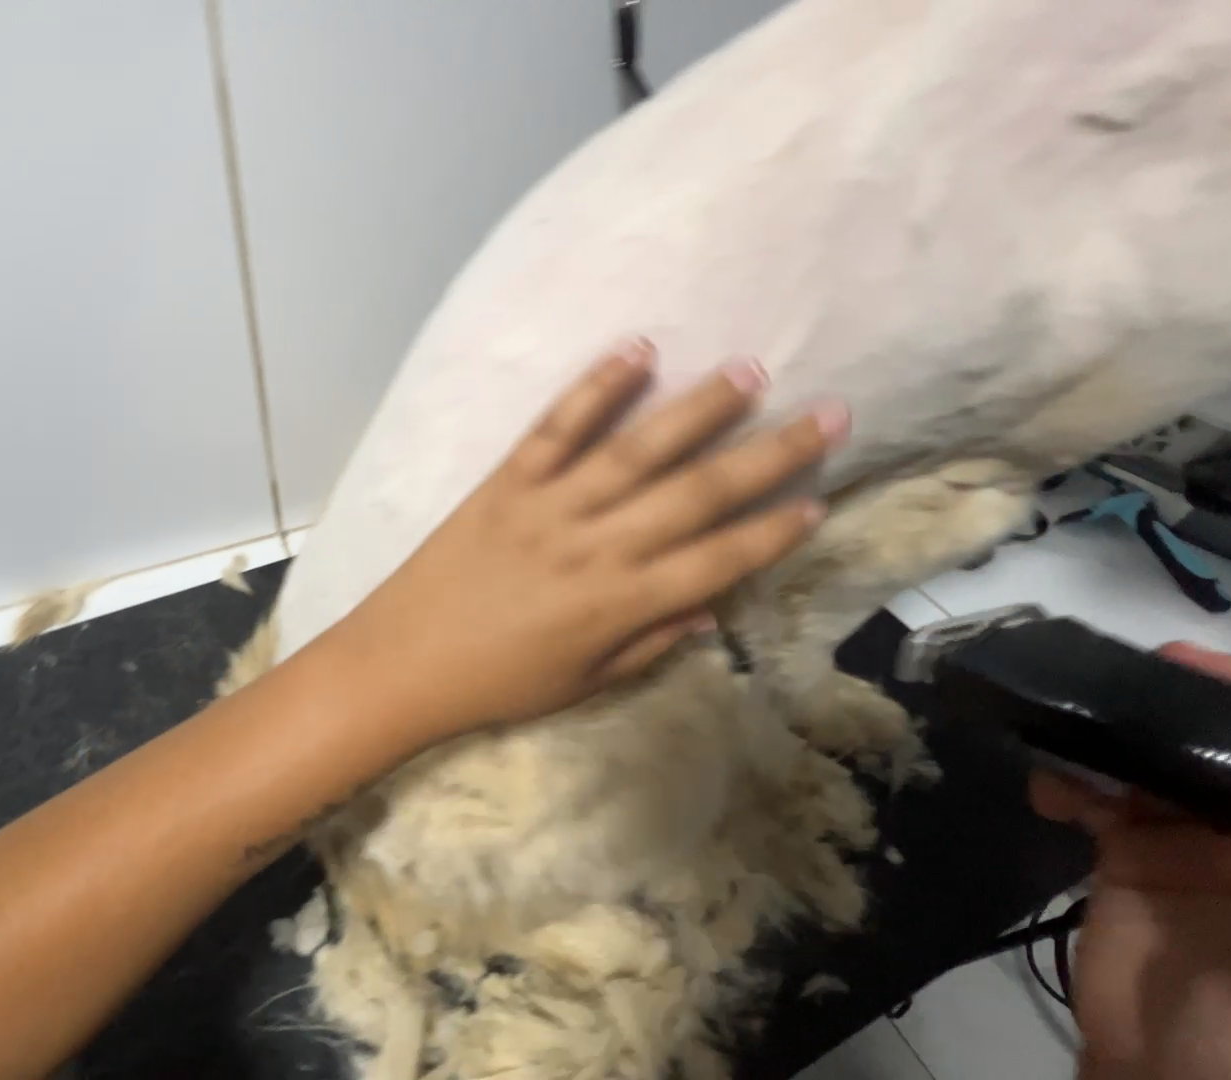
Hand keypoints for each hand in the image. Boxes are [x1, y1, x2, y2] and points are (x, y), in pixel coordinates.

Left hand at [318, 336, 842, 742]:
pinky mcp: (504, 482)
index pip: (718, 562)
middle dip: (770, 454)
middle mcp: (595, 547)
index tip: (819, 501)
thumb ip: (649, 642)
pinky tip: (636, 350)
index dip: (772, 534)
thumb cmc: (497, 683)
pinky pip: (556, 427)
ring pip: (636, 450)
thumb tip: (709, 604)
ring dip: (697, 408)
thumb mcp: (584, 683)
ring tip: (748, 372)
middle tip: (828, 413)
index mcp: (619, 606)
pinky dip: (595, 387)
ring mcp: (548, 507)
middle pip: (697, 494)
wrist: (402, 662)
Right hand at [1031, 643, 1230, 1079]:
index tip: (1210, 672)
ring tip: (1067, 728)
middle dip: (1189, 714)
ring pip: (1166, 775)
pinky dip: (1073, 783)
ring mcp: (1207, 861)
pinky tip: (1048, 782)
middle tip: (1123, 678)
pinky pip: (1105, 806)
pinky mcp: (1136, 869)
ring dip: (1116, 744)